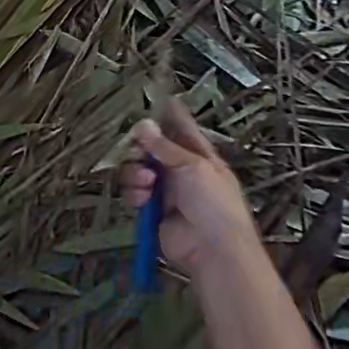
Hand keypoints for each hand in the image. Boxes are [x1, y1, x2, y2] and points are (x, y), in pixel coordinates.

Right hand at [120, 98, 258, 278]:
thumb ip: (164, 146)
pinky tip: (144, 199)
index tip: (150, 97)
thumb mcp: (193, 167)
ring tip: (147, 183)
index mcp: (198, 154)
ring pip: (136, 168)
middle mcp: (179, 169)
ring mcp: (164, 190)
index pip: (180, 126)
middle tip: (138, 151)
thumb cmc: (214, 203)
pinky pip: (133, 192)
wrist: (214, 252)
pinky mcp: (151, 210)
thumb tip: (141, 124)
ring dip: (136, 173)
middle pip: (150, 146)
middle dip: (140, 147)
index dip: (166, 112)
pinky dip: (134, 193)